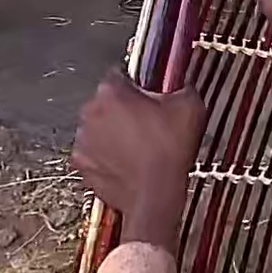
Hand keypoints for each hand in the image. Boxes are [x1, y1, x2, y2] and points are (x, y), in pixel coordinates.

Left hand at [71, 70, 203, 254]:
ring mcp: (83, 140)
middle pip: (106, 102)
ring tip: (139, 146)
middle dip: (124, 110)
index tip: (147, 96)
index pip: (119, 75)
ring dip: (114, 133)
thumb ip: (182, 87)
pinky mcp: (82, 164)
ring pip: (99, 128)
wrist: (155, 197)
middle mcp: (90, 113)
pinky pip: (94, 153)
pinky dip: (106, 156)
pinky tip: (127, 162)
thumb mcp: (189, 108)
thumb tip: (181, 85)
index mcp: (111, 93)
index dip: (137, 85)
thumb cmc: (168, 153)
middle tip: (147, 124)